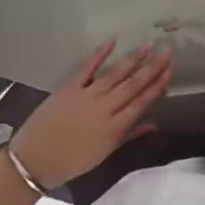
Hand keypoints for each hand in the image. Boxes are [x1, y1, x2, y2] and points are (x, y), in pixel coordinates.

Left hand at [10, 41, 173, 189]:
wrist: (35, 160)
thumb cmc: (72, 162)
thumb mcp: (104, 153)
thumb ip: (129, 136)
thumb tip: (153, 125)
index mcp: (115, 128)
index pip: (141, 102)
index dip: (156, 85)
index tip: (169, 70)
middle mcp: (104, 109)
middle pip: (132, 85)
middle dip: (151, 67)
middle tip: (166, 50)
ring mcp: (86, 96)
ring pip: (114, 75)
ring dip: (131, 60)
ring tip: (146, 46)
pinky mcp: (68, 88)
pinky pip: (86, 68)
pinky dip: (98, 54)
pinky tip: (111, 42)